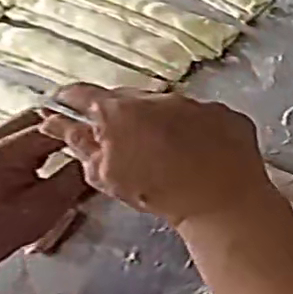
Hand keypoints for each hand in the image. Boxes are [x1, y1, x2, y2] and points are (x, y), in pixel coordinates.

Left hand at [0, 111, 90, 285]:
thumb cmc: (0, 232)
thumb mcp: (52, 202)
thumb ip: (79, 172)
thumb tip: (105, 153)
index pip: (50, 128)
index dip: (85, 129)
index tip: (113, 135)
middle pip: (31, 118)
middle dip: (68, 125)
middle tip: (100, 136)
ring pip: (21, 125)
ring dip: (53, 133)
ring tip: (81, 145)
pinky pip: (11, 138)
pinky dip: (37, 142)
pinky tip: (55, 154)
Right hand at [38, 85, 275, 227]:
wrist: (223, 200)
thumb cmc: (158, 191)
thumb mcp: (103, 171)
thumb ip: (80, 142)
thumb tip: (59, 124)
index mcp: (121, 111)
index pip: (82, 93)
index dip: (71, 101)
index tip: (68, 107)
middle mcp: (164, 100)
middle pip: (131, 98)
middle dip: (122, 114)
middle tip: (124, 138)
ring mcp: (203, 106)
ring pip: (171, 105)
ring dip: (162, 119)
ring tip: (166, 148)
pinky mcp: (232, 116)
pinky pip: (206, 115)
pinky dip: (198, 126)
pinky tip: (199, 147)